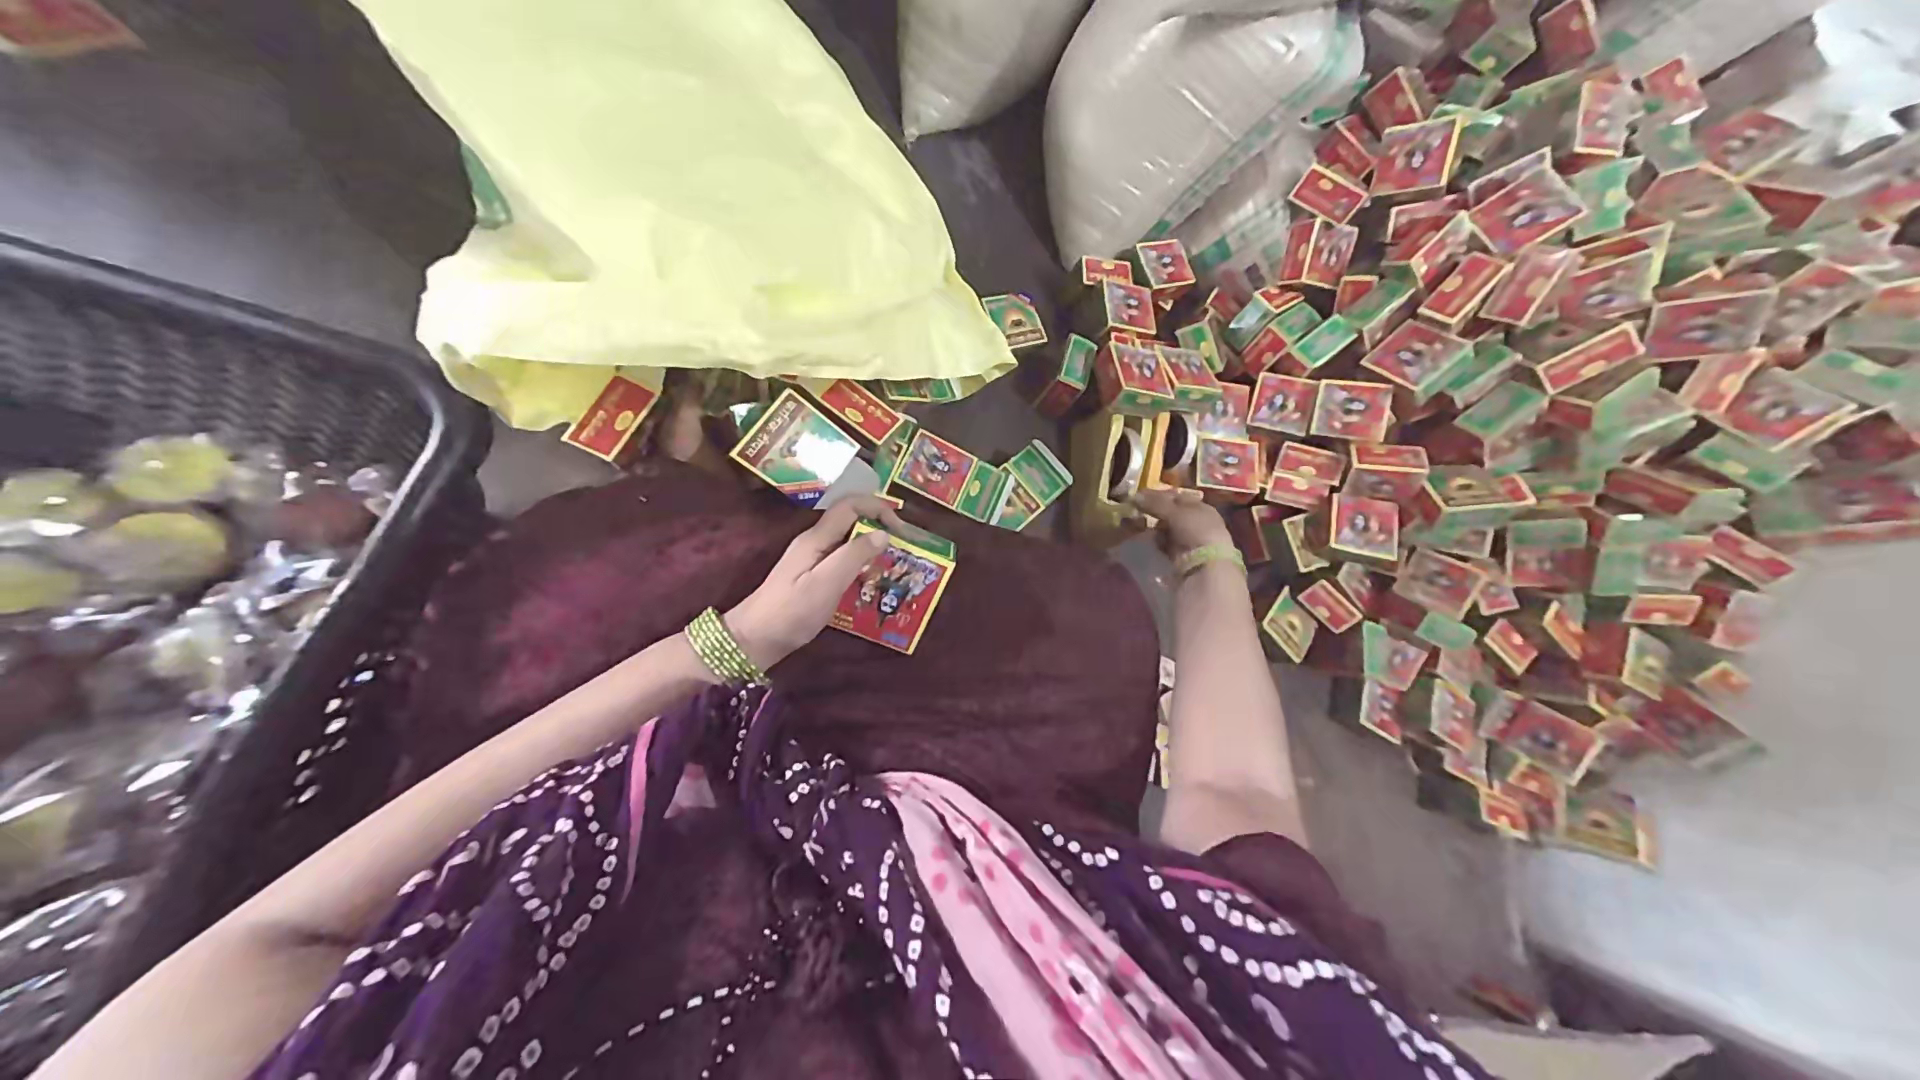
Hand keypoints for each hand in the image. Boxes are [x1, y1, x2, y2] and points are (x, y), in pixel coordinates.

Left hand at [724, 496, 905, 671]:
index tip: (901, 528)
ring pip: (847, 540)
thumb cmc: (791, 611)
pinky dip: (860, 563)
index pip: (850, 505)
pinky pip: (841, 559)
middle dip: (878, 525)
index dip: (878, 507)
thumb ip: (854, 555)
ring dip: (871, 545)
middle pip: (850, 519)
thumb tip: (883, 533)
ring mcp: (810, 559)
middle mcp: (814, 542)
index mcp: (817, 538)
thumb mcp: (827, 583)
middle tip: (903, 546)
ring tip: (893, 563)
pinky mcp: (810, 577)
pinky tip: (870, 581)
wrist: (753, 639)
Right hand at [1131, 487, 1232, 560]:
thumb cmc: (1195, 530)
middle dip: (1156, 513)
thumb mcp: (1175, 512)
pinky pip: (1167, 543)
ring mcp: (1191, 539)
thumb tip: (1135, 496)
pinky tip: (1152, 542)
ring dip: (1156, 528)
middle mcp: (1198, 522)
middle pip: (1171, 513)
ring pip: (1168, 529)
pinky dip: (1159, 542)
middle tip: (1139, 512)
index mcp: (1201, 507)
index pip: (1178, 497)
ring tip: (1142, 527)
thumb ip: (1155, 503)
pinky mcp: (1183, 554)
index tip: (1142, 497)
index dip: (1160, 496)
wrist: (1205, 564)